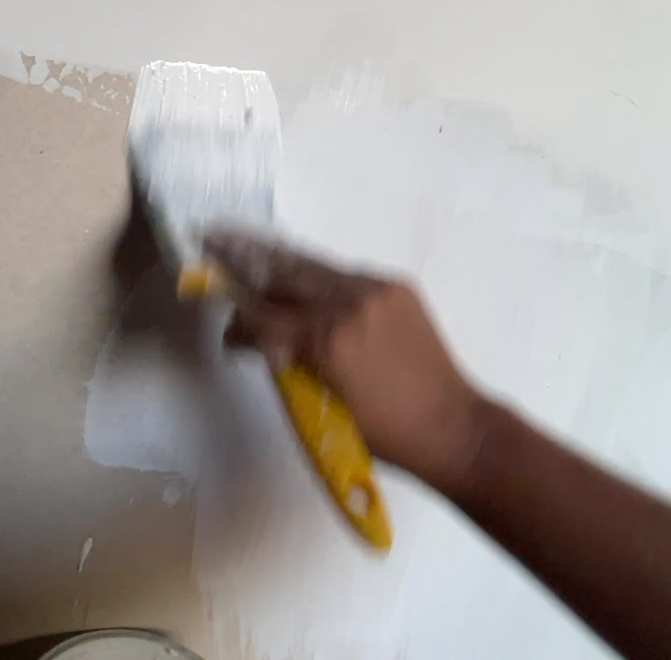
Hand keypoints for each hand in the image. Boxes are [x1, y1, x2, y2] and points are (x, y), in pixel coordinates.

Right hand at [205, 230, 485, 489]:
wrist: (457, 426)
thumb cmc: (387, 433)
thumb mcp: (326, 405)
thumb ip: (290, 363)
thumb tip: (259, 339)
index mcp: (328, 341)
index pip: (265, 318)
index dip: (239, 323)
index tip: (225, 331)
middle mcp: (349, 303)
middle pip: (284, 272)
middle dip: (243, 255)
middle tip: (212, 237)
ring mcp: (374, 289)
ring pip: (313, 265)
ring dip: (278, 258)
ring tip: (244, 240)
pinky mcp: (394, 285)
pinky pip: (343, 274)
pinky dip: (317, 275)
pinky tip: (299, 273)